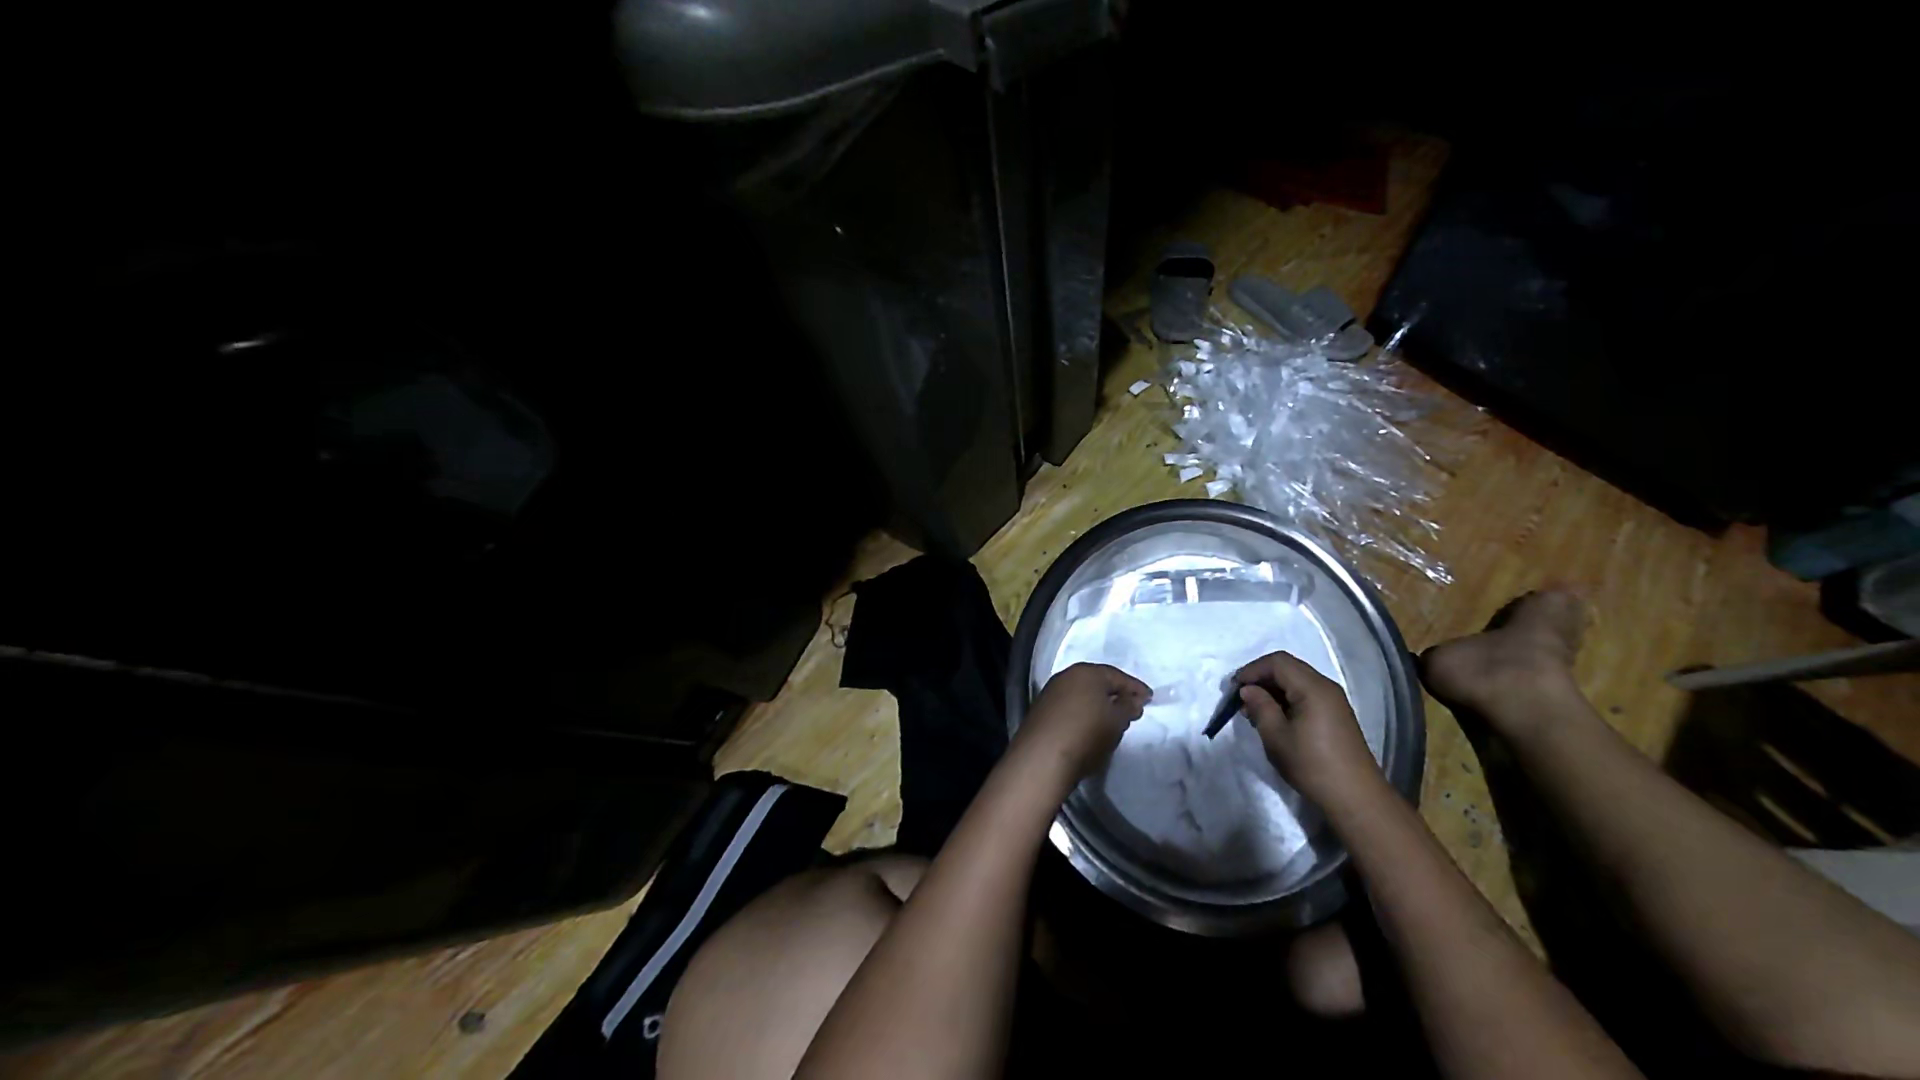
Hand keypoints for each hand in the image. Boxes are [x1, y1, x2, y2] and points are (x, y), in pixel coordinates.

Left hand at [1016, 663, 1151, 782]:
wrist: (1042, 758)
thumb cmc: (1086, 734)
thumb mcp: (1117, 721)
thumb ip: (1128, 707)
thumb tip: (1132, 700)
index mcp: (1086, 672)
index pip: (1118, 676)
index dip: (1135, 688)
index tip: (1149, 698)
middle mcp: (1066, 676)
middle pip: (1098, 682)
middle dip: (1116, 694)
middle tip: (1133, 708)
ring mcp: (1050, 692)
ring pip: (1083, 694)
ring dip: (1099, 704)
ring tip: (1114, 720)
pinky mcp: (1041, 710)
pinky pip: (1070, 706)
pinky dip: (1084, 712)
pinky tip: (1091, 726)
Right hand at [1236, 652, 1382, 808]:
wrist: (1355, 796)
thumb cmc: (1311, 764)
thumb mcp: (1276, 736)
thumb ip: (1260, 706)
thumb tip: (1248, 690)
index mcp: (1312, 688)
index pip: (1277, 662)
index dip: (1252, 670)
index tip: (1234, 689)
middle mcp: (1326, 687)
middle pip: (1288, 667)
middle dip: (1261, 677)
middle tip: (1241, 697)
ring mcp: (1334, 700)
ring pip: (1297, 680)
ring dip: (1273, 688)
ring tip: (1254, 710)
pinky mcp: (1335, 714)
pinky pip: (1306, 693)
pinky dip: (1287, 697)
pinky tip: (1275, 717)